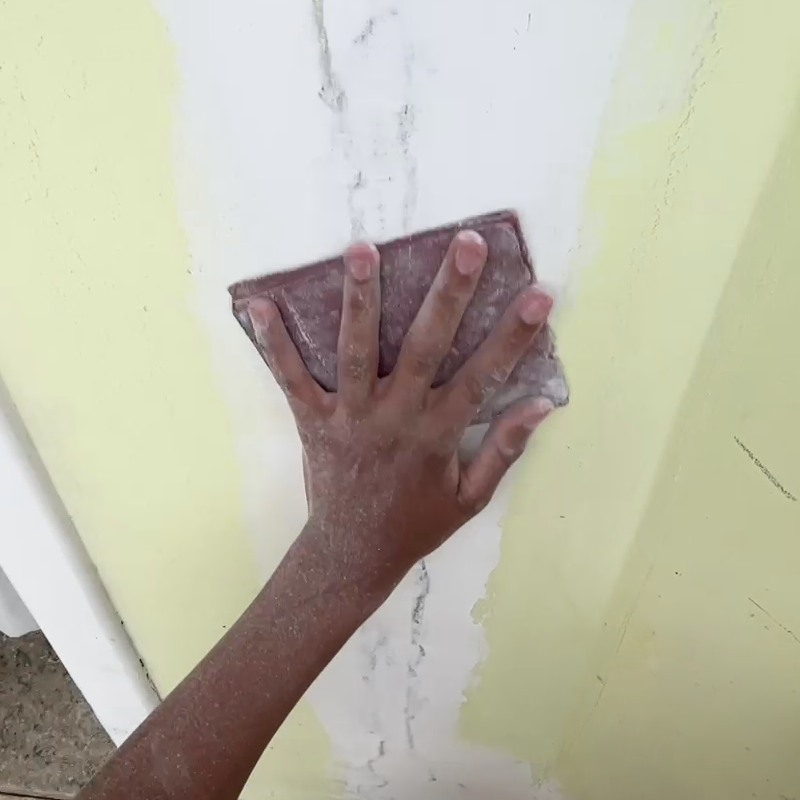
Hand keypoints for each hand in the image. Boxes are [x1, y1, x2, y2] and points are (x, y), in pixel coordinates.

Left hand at [247, 229, 554, 596]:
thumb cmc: (415, 525)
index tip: (539, 293)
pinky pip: (291, 379)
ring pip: (357, 351)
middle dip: (447, 293)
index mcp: (437, 435)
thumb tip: (540, 405)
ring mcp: (350, 416)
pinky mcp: (312, 421)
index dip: (513, 336)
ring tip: (362, 248)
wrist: (352, 556)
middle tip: (465, 243)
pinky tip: (259, 305)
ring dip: (361, 299)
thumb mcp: (470, 498)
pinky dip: (275, 344)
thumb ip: (503, 450)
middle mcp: (395, 417)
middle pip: (424, 347)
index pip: (482, 376)